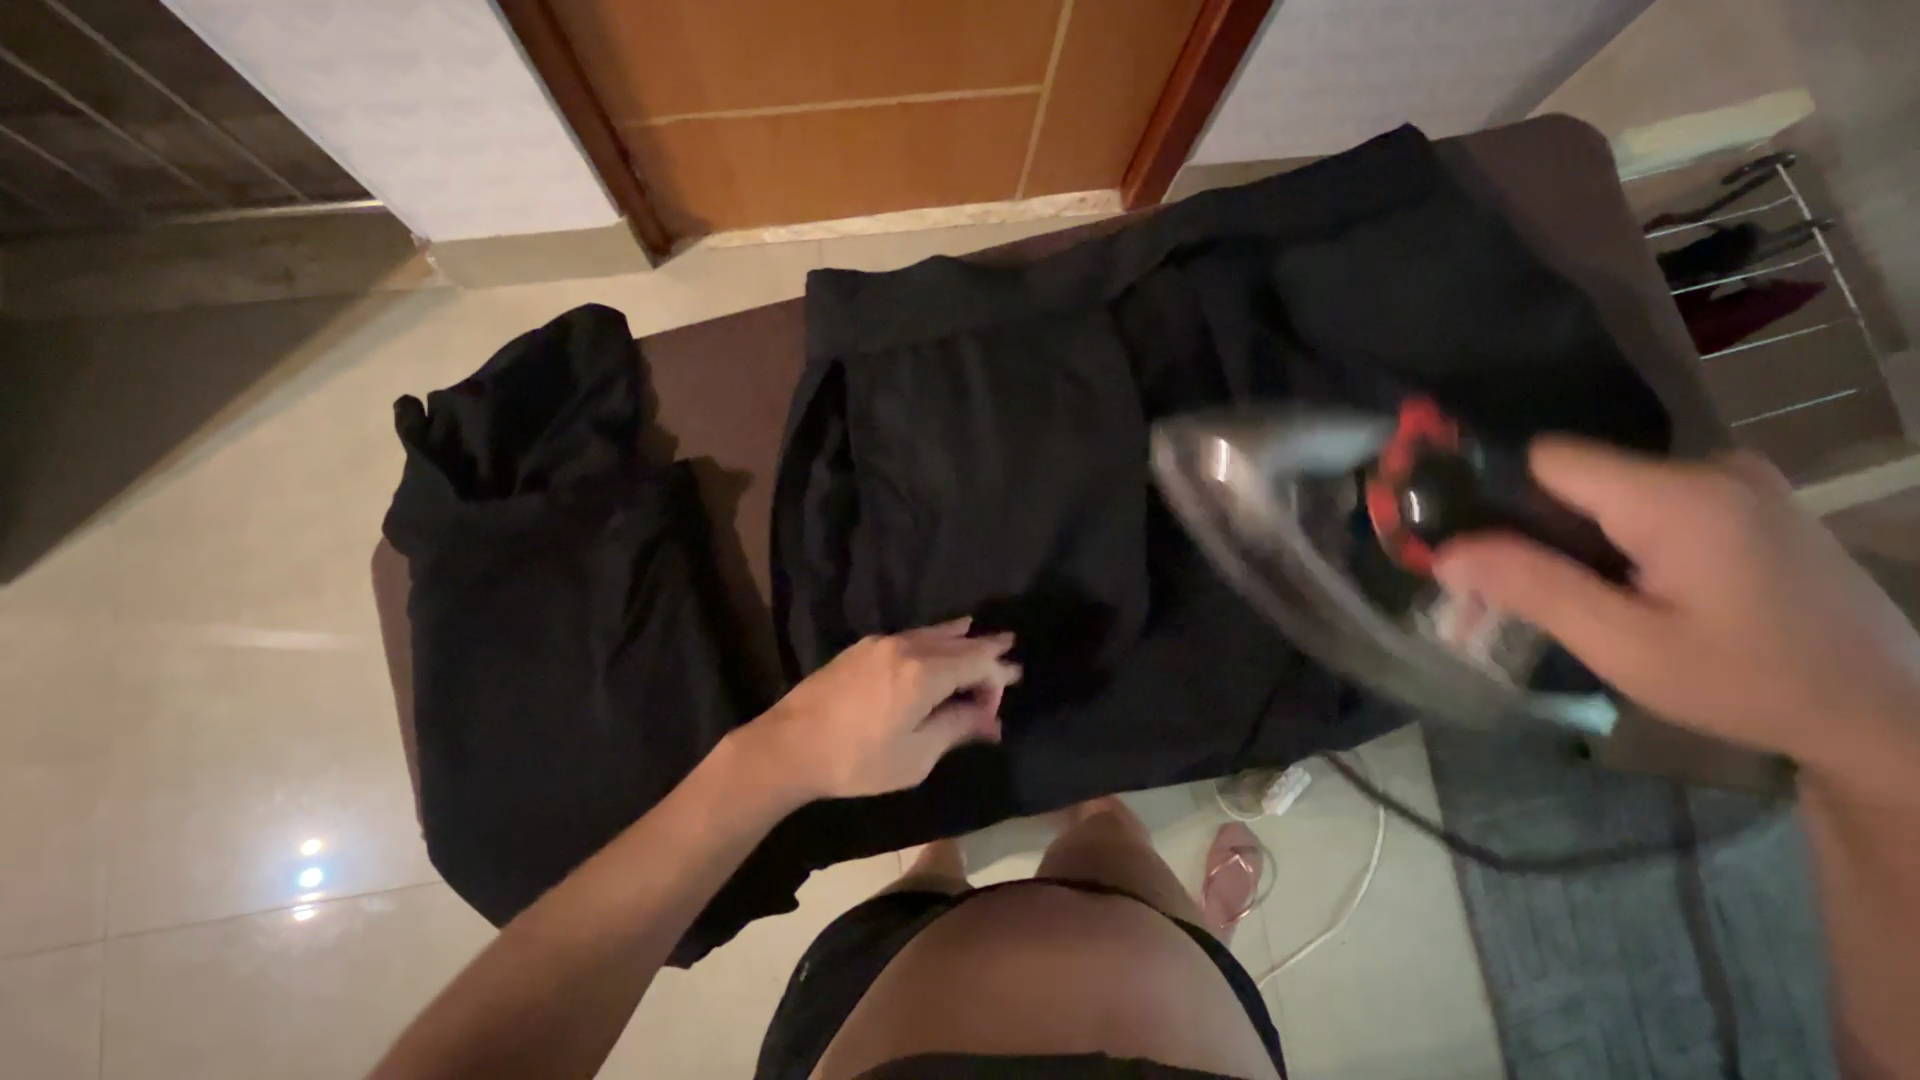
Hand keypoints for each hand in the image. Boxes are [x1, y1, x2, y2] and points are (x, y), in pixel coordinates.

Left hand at [742, 619, 1021, 799]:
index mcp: (924, 673)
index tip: (1009, 688)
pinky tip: (939, 636)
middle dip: (984, 650)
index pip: (976, 663)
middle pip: (957, 643)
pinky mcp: (862, 649)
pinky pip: (911, 636)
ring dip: (959, 638)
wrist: (788, 746)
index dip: (997, 676)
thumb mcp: (916, 756)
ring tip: (980, 634)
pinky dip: (933, 637)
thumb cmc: (857, 760)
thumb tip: (989, 719)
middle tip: (1010, 647)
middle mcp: (906, 647)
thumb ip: (956, 729)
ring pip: (932, 634)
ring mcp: (881, 644)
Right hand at [1435, 438, 1919, 794]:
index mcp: (1678, 496)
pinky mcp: (1749, 499)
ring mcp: (1737, 480)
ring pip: (1609, 492)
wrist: (1890, 710)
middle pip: (1576, 477)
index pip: (1547, 459)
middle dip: (1537, 531)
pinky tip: (1637, 591)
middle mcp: (1710, 467)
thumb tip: (1443, 554)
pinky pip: (1649, 501)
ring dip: (1579, 540)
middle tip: (1526, 597)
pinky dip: (1619, 539)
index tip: (1479, 553)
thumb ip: (1534, 588)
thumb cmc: (1751, 683)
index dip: (1500, 499)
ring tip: (1591, 604)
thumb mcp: (1626, 647)